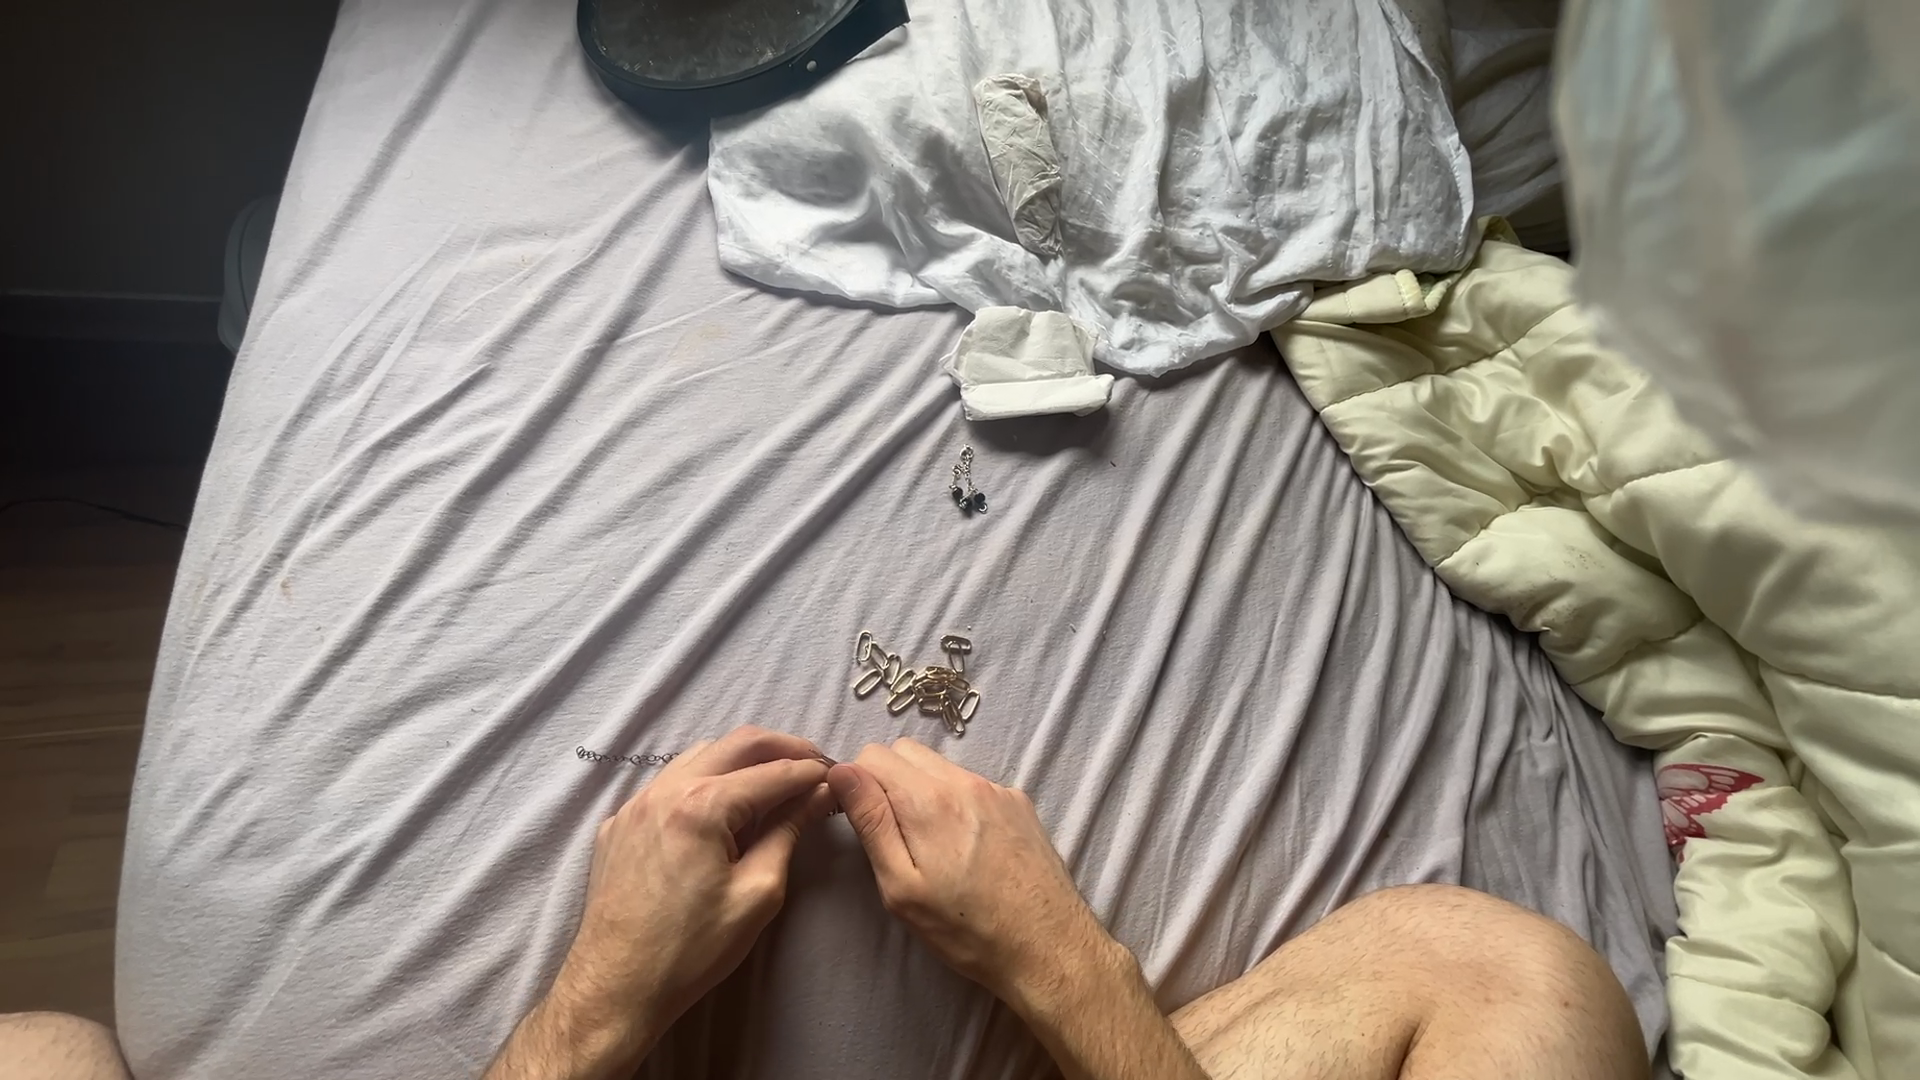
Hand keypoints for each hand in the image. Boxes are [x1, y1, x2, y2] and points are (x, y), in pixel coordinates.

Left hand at [495, 726, 833, 1077]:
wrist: (613, 993)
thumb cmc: (692, 951)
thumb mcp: (758, 893)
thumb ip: (789, 831)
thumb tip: (820, 794)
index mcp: (703, 806)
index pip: (774, 772)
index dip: (812, 772)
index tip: (836, 776)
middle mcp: (667, 789)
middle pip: (739, 743)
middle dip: (783, 747)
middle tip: (814, 763)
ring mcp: (638, 802)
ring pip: (703, 753)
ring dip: (744, 757)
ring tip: (774, 779)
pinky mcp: (620, 821)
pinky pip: (671, 779)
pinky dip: (707, 776)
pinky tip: (722, 804)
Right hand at [826, 739, 1121, 1011]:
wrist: (1048, 945)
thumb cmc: (965, 929)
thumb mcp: (902, 887)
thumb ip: (871, 822)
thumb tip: (842, 771)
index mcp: (928, 799)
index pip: (873, 755)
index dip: (856, 781)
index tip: (860, 816)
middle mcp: (963, 780)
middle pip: (906, 751)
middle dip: (888, 779)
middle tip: (892, 829)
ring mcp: (996, 787)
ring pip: (940, 766)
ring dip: (923, 788)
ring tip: (932, 842)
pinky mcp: (1018, 801)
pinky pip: (972, 783)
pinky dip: (957, 800)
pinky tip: (968, 844)